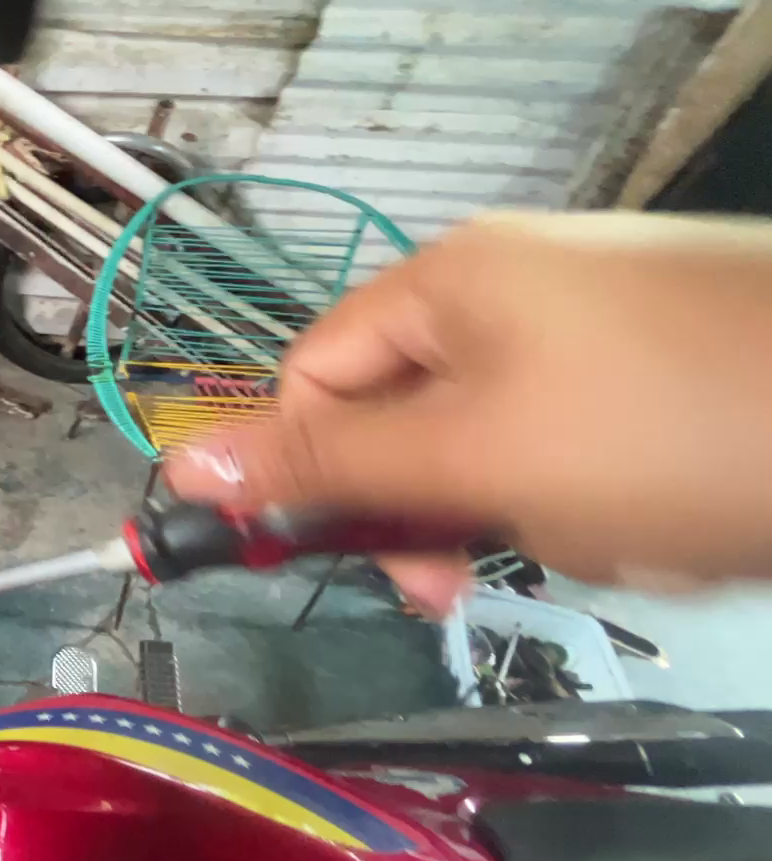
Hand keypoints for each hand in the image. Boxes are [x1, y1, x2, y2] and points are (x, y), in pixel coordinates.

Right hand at [164, 212, 771, 609]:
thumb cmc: (682, 429)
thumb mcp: (468, 456)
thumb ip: (313, 465)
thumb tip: (177, 468)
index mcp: (441, 283)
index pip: (312, 378)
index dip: (313, 462)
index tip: (350, 540)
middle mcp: (504, 287)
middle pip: (398, 411)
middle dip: (424, 499)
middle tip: (453, 577)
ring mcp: (593, 323)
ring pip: (486, 439)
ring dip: (517, 508)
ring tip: (604, 541)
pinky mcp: (666, 364)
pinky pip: (571, 441)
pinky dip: (594, 497)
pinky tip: (662, 521)